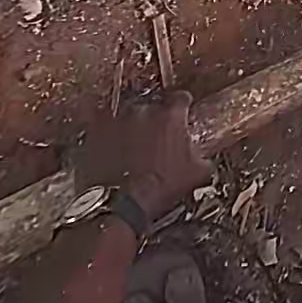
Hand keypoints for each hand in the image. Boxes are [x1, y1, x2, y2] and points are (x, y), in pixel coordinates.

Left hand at [79, 91, 209, 218]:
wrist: (120, 204)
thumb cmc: (160, 187)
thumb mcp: (195, 174)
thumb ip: (203, 159)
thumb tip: (206, 161)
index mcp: (171, 116)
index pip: (181, 98)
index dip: (182, 105)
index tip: (182, 110)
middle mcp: (145, 110)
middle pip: (153, 105)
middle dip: (156, 118)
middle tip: (157, 136)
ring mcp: (118, 118)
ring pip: (128, 114)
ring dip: (132, 125)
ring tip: (132, 144)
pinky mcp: (95, 130)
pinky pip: (104, 125)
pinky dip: (108, 133)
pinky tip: (112, 147)